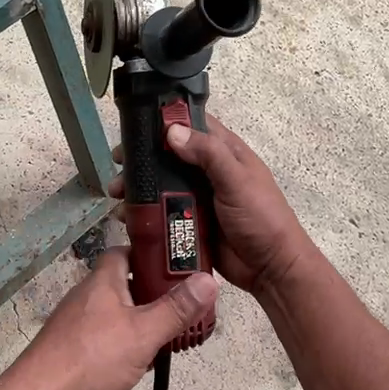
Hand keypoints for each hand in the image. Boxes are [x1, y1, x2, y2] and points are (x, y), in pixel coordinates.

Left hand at [0, 247, 215, 389]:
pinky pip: (107, 340)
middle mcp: (89, 297)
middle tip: (185, 307)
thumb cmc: (92, 359)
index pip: (126, 252)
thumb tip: (208, 279)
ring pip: (117, 315)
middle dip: (153, 293)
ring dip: (142, 323)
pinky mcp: (75, 353)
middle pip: (125, 284)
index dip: (151, 255)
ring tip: (172, 337)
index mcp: (102, 281)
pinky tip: (142, 365)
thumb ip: (175, 309)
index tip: (180, 266)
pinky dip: (126, 346)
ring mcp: (79, 326)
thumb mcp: (142, 333)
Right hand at [110, 112, 312, 293]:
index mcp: (224, 151)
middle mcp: (208, 170)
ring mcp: (198, 197)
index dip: (166, 120)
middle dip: (142, 157)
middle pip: (169, 155)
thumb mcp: (236, 180)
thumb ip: (207, 154)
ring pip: (161, 184)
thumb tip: (171, 132)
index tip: (136, 124)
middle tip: (118, 161)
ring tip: (116, 192)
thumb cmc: (261, 217)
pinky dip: (144, 211)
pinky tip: (125, 215)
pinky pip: (162, 212)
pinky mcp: (189, 221)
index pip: (193, 124)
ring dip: (138, 185)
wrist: (271, 269)